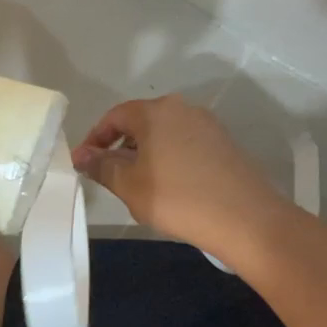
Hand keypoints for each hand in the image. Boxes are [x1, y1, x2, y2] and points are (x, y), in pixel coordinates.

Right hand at [73, 95, 293, 262]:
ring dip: (143, 153)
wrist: (244, 218)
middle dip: (119, 146)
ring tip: (136, 184)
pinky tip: (166, 186)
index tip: (84, 163)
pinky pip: (183, 144)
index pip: (114, 116)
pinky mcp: (223, 143)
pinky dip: (166, 158)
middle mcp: (182, 108)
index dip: (94, 139)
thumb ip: (101, 166)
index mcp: (156, 112)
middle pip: (140, 121)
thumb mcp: (129, 185)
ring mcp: (207, 124)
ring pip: (163, 133)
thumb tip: (81, 155)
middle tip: (107, 175)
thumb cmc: (177, 198)